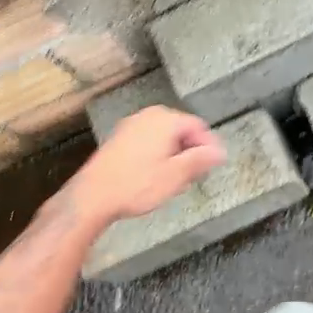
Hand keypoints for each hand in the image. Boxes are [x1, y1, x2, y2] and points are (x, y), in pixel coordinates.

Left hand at [74, 106, 225, 224]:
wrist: (92, 197)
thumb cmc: (137, 185)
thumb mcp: (176, 176)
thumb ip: (200, 160)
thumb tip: (220, 152)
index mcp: (166, 120)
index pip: (199, 127)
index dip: (209, 146)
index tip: (214, 166)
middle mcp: (149, 116)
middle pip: (181, 130)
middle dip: (190, 151)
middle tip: (194, 176)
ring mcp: (131, 125)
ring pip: (164, 136)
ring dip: (174, 154)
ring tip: (175, 180)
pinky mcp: (119, 138)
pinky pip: (148, 140)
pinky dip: (157, 154)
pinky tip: (154, 176)